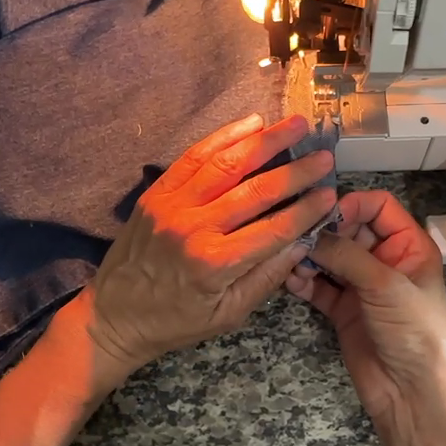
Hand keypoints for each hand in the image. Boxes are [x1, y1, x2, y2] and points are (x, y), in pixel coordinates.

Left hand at [80, 113, 335, 387]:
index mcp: (216, 264)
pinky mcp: (157, 192)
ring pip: (226, 164)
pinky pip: (194, 157)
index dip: (306, 210)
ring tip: (294, 125)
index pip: (274, 229)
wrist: (114, 316)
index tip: (331, 194)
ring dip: (264, 141)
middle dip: (295, 170)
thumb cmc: (176, 321)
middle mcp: (195, 228)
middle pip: (256, 191)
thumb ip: (266, 278)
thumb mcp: (228, 314)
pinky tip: (250, 124)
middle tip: (324, 154)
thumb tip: (303, 241)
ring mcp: (173, 205)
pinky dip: (223, 137)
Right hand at [284, 190, 445, 425]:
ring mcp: (362, 287)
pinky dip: (304, 281)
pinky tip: (290, 280)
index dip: (352, 205)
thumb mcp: (386, 286)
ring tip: (289, 257)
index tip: (324, 214)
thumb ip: (347, 255)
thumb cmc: (414, 332)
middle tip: (298, 234)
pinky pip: (319, 287)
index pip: (379, 207)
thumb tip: (311, 232)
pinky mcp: (343, 310)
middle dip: (324, 231)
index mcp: (409, 247)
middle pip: (349, 230)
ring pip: (330, 258)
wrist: (411, 394)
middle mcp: (385, 261)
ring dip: (310, 256)